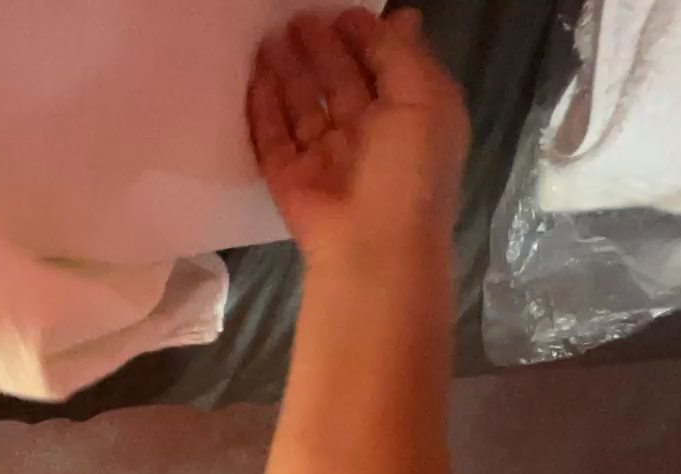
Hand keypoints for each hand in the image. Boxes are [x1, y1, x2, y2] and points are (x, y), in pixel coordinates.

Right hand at [248, 8, 468, 271]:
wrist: (370, 243)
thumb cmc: (410, 170)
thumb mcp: (424, 99)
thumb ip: (404, 57)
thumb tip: (399, 17)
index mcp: (404, 114)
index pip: (381, 66)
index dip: (363, 38)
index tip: (342, 13)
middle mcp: (362, 134)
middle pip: (337, 83)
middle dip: (319, 51)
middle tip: (297, 19)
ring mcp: (322, 158)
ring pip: (302, 108)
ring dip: (288, 74)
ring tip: (270, 41)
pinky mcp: (286, 180)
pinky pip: (272, 141)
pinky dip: (263, 113)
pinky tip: (256, 82)